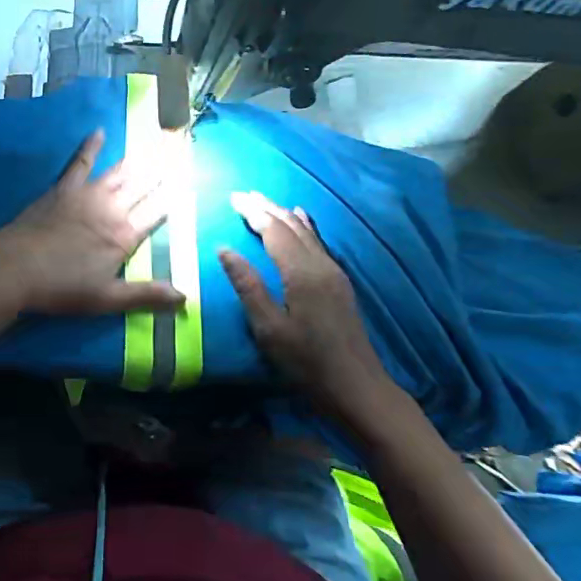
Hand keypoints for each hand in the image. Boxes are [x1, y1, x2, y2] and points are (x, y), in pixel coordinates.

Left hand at [0, 130, 184, 315]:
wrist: (15, 268)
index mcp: (123, 236)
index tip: (189, 182)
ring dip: (137, 161)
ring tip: (154, 146)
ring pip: (118, 173)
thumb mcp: (107, 299)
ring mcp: (86, 195)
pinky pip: (80, 162)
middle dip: (162, 172)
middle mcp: (110, 209)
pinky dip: (91, 146)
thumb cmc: (61, 287)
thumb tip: (185, 297)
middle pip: (142, 188)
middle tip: (179, 152)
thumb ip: (146, 296)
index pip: (157, 213)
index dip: (174, 197)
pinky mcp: (62, 189)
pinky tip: (98, 132)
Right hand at [218, 191, 401, 411]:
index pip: (275, 231)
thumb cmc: (306, 361)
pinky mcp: (339, 283)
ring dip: (284, 215)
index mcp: (302, 273)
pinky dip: (303, 227)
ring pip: (307, 233)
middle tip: (243, 194)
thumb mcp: (268, 328)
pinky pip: (317, 243)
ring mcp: (334, 273)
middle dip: (267, 208)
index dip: (254, 213)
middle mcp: (321, 265)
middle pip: (292, 226)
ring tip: (264, 202)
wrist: (356, 386)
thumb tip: (224, 249)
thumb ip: (248, 286)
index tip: (233, 198)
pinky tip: (301, 221)